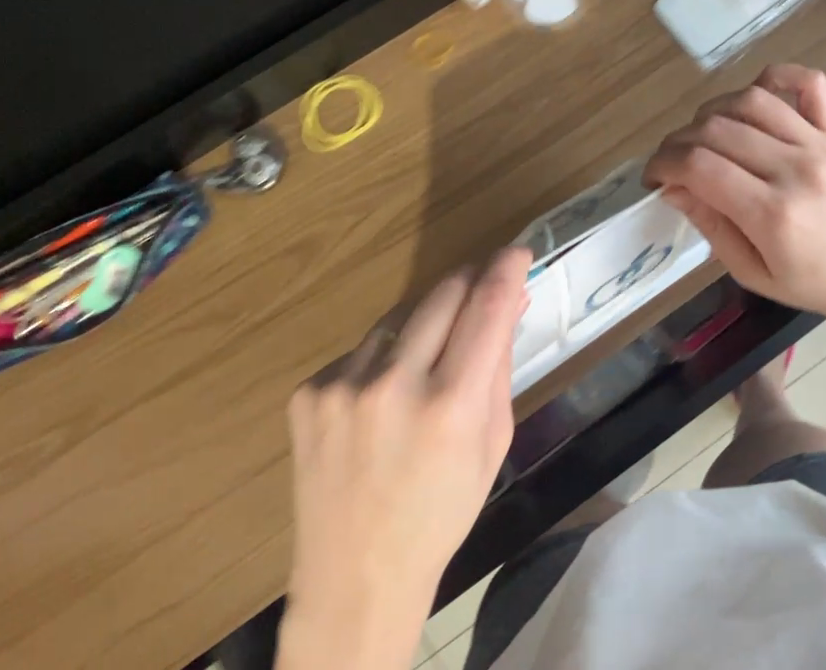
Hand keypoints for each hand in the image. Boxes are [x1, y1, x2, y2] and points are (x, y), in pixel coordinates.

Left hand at [279, 247, 532, 669]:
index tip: (517, 252)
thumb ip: (498, 367)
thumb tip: (510, 302)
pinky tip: (383, 399)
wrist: (356, 572)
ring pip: (399, 318)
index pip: (486, 309)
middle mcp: (394, 385)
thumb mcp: (493, 445)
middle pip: (441, 295)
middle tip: (482, 287)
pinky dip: (382, 359)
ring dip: (423, 324)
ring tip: (429, 362)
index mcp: (451, 406)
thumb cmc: (442, 513)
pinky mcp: (309, 391)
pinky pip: (361, 350)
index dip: (506, 271)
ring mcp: (343, 386)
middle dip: (468, 282)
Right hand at [644, 65, 825, 329]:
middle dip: (679, 141)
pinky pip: (809, 83)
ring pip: (751, 101)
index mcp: (772, 214)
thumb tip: (672, 187)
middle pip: (716, 129)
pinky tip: (755, 94)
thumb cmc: (813, 284)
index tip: (654, 178)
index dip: (663, 164)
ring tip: (705, 136)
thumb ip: (711, 226)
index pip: (699, 166)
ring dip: (714, 111)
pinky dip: (777, 76)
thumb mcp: (751, 272)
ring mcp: (820, 145)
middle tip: (673, 163)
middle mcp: (795, 170)